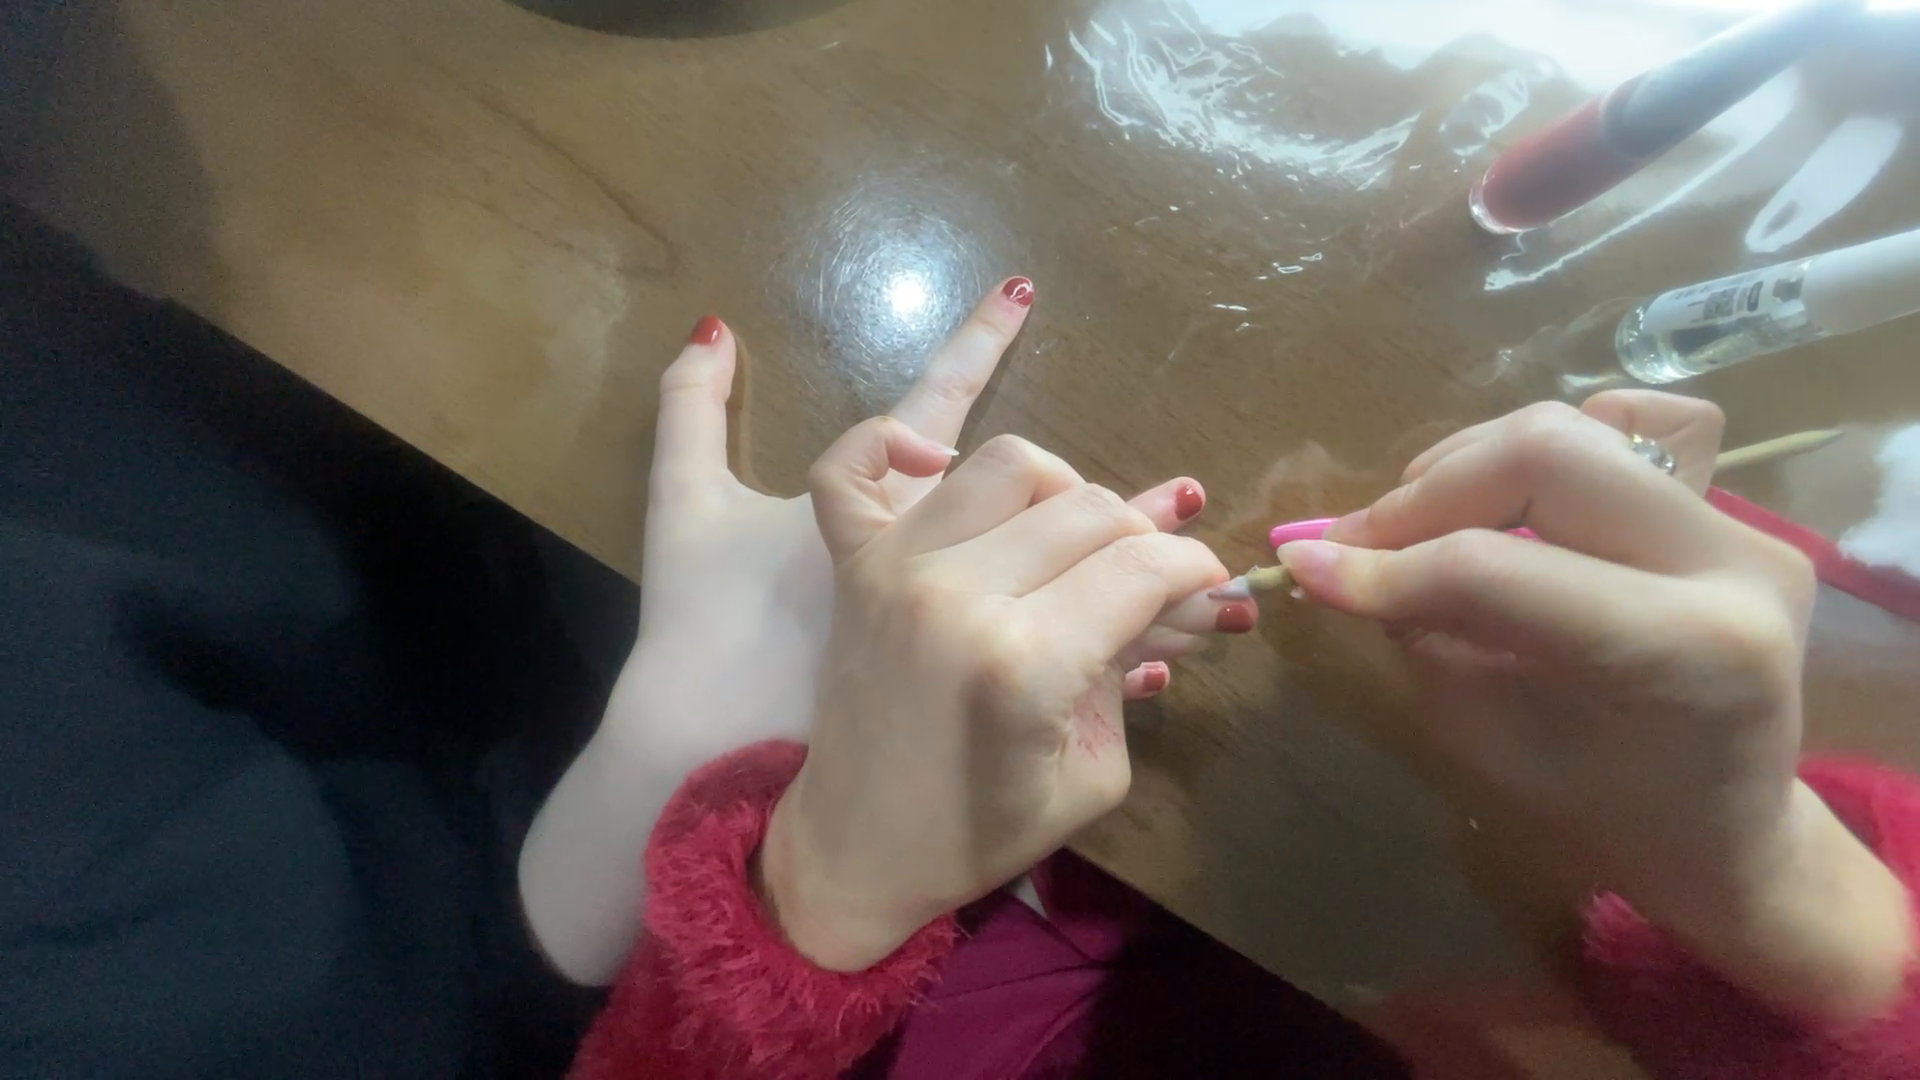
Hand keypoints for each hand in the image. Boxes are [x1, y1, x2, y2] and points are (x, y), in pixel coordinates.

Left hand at [521, 281, 1209, 983]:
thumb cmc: (981, 832)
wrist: (857, 846)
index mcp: (1024, 662)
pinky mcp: (850, 564)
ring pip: (1003, 465)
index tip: (1204, 582)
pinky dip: (886, 442)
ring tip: (1067, 536)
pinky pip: (849, 469)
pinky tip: (932, 458)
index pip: (1139, 567)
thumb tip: (1185, 579)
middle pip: (1083, 508)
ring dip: (1057, 488)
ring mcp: (893, 566)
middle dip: (1139, 538)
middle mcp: (956, 592)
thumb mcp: (1092, 768)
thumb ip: (1134, 657)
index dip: (1191, 568)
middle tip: (1144, 577)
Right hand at [1283, 392, 1909, 1018]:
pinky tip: (1511, 492)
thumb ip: (1409, 624)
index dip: (1377, 563)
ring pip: (1565, 428)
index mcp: (1680, 649)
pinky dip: (1548, 444)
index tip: (1299, 566)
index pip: (1487, 568)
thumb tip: (1322, 558)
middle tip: (1359, 543)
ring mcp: (1737, 522)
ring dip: (1459, 469)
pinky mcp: (1720, 507)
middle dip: (1420, 494)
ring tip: (1417, 525)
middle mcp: (1729, 562)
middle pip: (1540, 452)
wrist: (1712, 818)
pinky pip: (1635, 422)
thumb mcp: (1472, 725)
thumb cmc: (1582, 796)